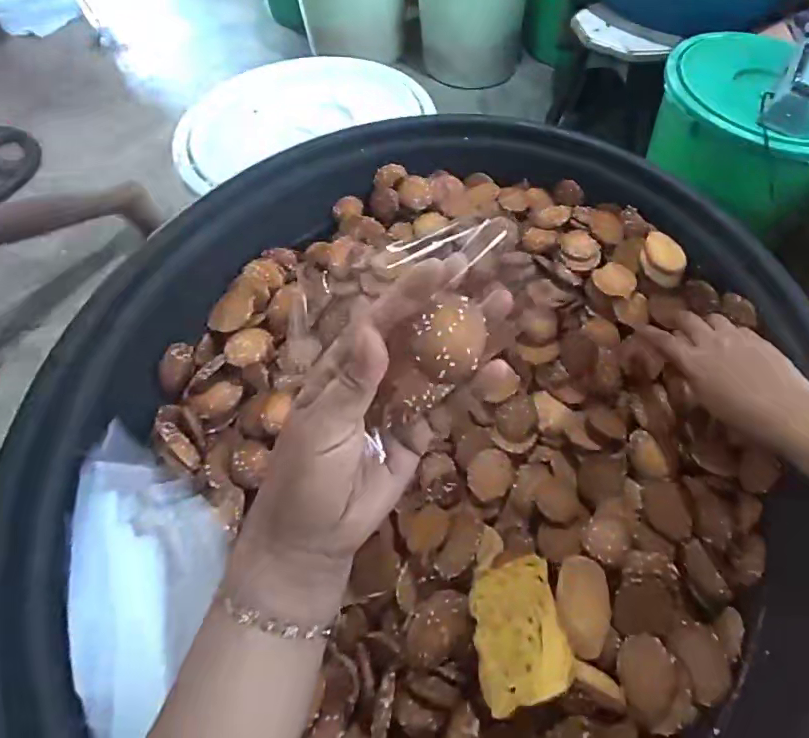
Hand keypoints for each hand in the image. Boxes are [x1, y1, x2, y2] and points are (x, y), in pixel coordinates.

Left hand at [229, 255, 515, 618]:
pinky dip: (474, 388)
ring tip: (505, 306)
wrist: (313, 540)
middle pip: (417, 330)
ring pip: (440, 362)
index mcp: (344, 365)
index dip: (409, 292)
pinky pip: (450, 404)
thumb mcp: (321, 428)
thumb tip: (373, 332)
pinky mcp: (420, 431)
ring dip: (471, 336)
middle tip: (484, 273)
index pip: (379, 319)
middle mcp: (377, 373)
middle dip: (449, 301)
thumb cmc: (303, 478)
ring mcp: (401, 401)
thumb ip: (352, 383)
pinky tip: (499, 371)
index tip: (441, 268)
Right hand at [639, 313, 808, 454]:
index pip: (665, 341)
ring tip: (706, 330)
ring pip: (712, 318)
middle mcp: (710, 342)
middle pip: (687, 319)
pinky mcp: (755, 335)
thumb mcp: (711, 405)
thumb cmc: (746, 420)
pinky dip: (728, 331)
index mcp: (694, 363)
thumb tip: (691, 373)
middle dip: (676, 319)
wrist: (788, 409)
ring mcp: (734, 335)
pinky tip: (735, 342)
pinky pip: (735, 326)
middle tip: (673, 322)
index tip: (640, 327)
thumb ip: (697, 382)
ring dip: (705, 323)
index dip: (650, 334)